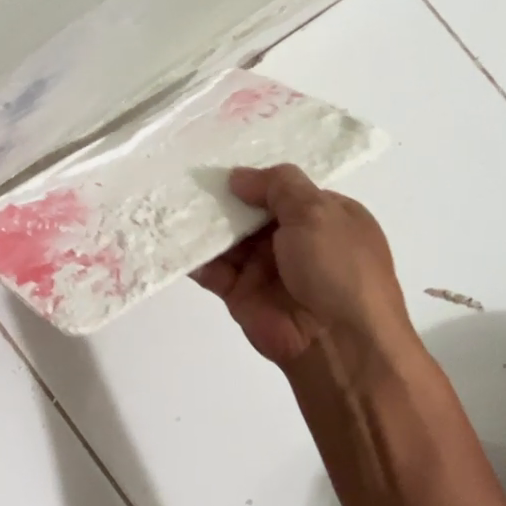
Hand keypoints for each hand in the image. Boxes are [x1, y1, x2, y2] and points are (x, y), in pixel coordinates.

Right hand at [190, 164, 414, 367]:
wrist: (334, 339)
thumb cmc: (338, 268)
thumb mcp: (318, 213)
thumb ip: (278, 187)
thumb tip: (238, 176)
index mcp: (323, 218)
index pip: (283, 191)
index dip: (255, 180)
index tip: (219, 166)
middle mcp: (293, 240)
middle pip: (249, 214)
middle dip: (221, 200)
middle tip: (183, 182)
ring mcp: (264, 268)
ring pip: (226, 241)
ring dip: (201, 228)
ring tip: (168, 208)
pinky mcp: (238, 293)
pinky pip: (211, 270)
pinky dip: (192, 259)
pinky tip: (169, 242)